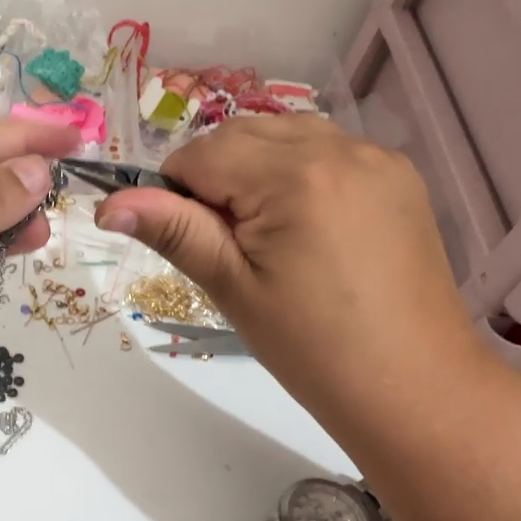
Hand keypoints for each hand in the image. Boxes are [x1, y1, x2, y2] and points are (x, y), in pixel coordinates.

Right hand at [93, 114, 487, 417]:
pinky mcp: (398, 177)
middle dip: (216, 178)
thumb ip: (174, 232)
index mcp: (294, 175)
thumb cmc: (311, 348)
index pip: (200, 154)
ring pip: (284, 136)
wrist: (412, 386)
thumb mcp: (232, 288)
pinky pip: (328, 151)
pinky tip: (307, 228)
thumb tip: (107, 204)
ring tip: (264, 236)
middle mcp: (340, 147)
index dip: (177, 194)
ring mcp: (377, 158)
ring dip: (255, 169)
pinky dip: (299, 173)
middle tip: (227, 246)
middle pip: (241, 134)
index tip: (193, 245)